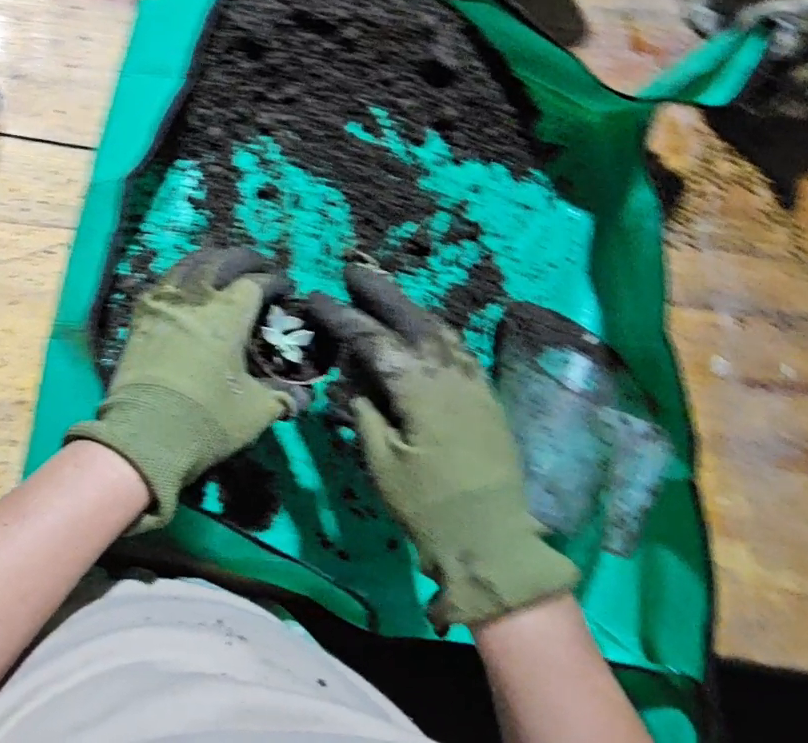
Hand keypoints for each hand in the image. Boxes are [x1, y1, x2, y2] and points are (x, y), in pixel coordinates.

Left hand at [67, 248, 296, 532]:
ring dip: (209, 261)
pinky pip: (161, 284)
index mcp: (228, 315)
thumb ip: (281, 396)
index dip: (274, 282)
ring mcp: (163, 305)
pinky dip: (178, 278)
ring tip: (221, 268)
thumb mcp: (256, 411)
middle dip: (244, 259)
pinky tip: (186, 287)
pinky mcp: (139, 318)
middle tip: (257, 267)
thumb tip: (300, 396)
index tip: (284, 289)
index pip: (256, 282)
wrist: (147, 433)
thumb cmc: (208, 419)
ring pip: (187, 265)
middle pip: (221, 261)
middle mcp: (194, 299)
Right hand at [308, 264, 577, 629]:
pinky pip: (456, 348)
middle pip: (411, 319)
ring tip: (382, 293)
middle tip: (353, 269)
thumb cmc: (426, 504)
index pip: (372, 339)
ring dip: (408, 307)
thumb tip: (355, 378)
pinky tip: (420, 329)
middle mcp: (450, 374)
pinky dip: (432, 329)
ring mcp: (474, 382)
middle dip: (380, 292)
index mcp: (419, 387)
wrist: (492, 539)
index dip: (340, 317)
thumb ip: (366, 410)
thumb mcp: (381, 459)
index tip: (315, 298)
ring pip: (439, 329)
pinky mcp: (486, 396)